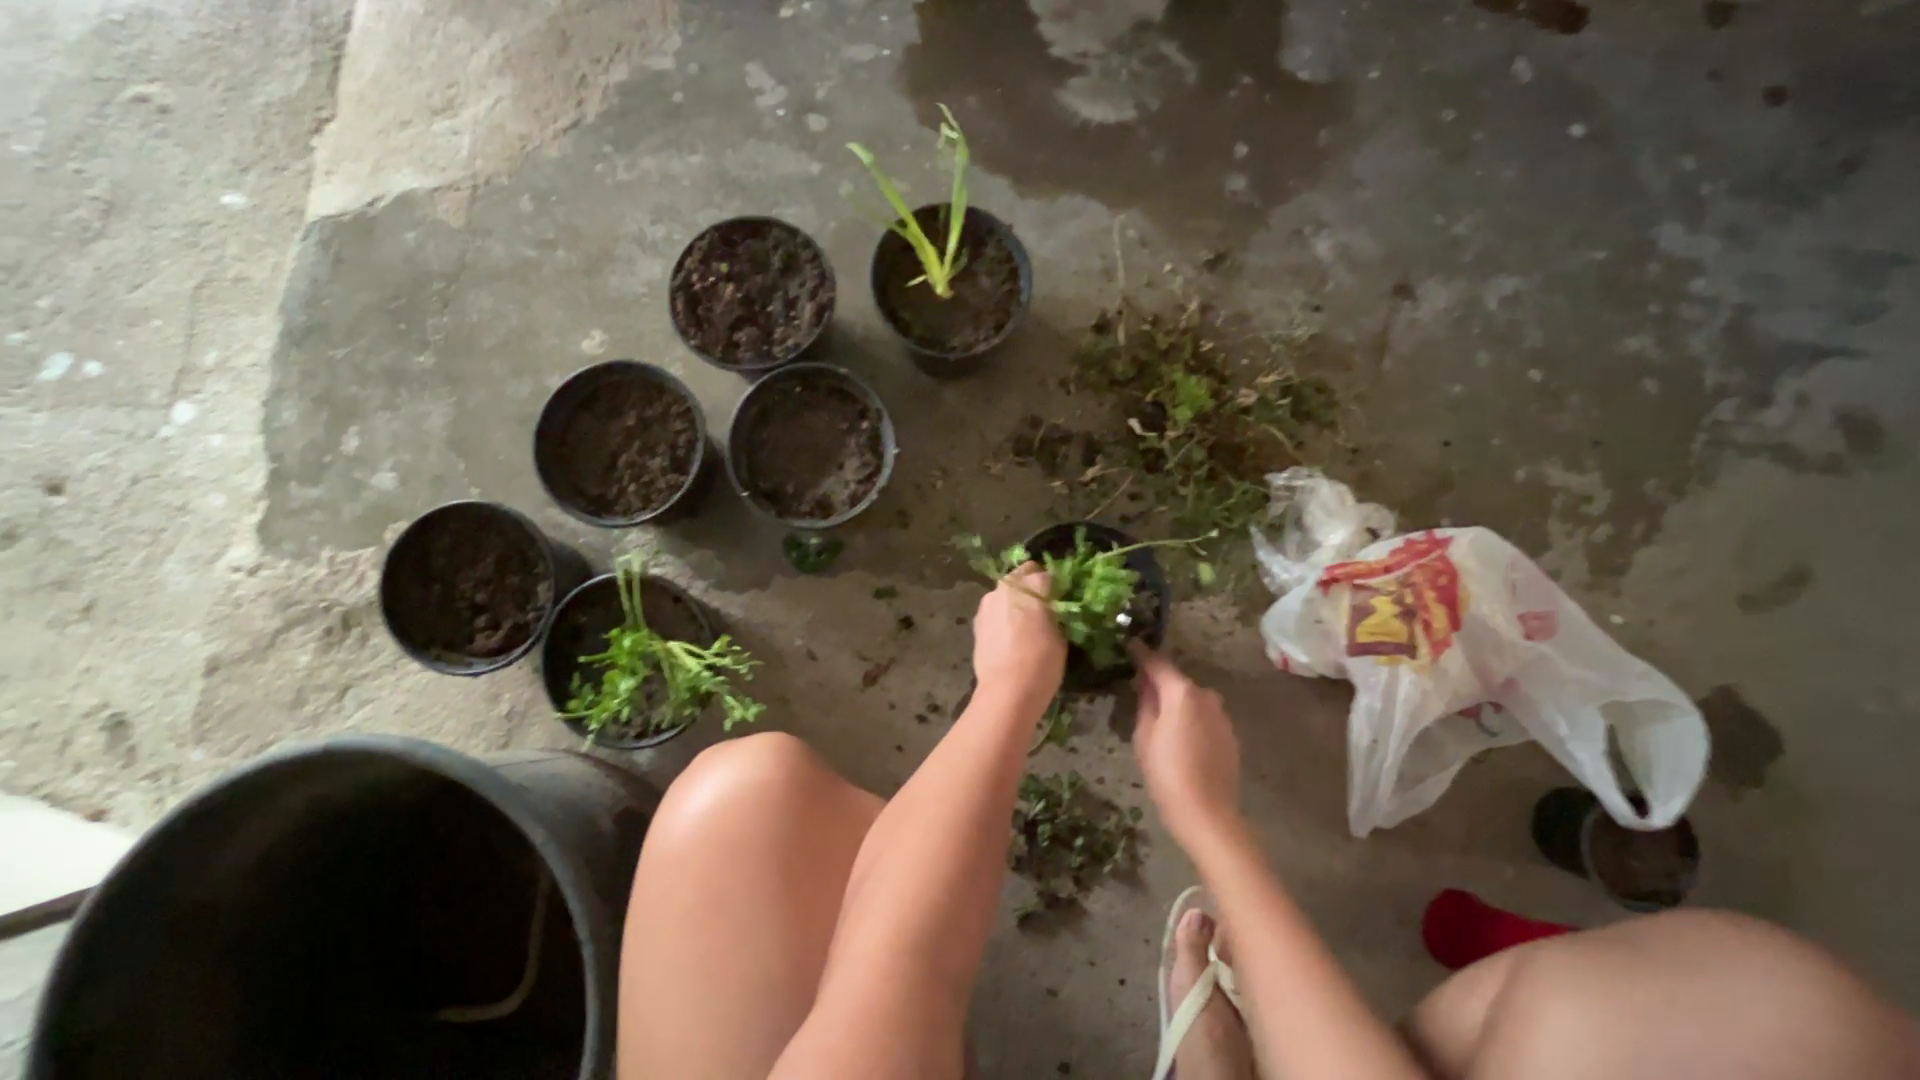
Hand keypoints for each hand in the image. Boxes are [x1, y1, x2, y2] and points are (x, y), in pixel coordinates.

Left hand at [971, 563, 1065, 706]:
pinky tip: (1010, 633)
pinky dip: (1003, 614)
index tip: (1063, 600)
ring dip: (1016, 599)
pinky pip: (995, 608)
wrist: (1006, 692)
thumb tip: (1052, 610)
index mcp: (1032, 585)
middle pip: (1023, 575)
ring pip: (1006, 591)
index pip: (1049, 575)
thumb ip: (1055, 615)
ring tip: (1026, 621)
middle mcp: (1007, 586)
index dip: (1058, 587)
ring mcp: (988, 602)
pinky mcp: (977, 620)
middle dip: (1034, 585)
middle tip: (1045, 606)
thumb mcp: (1061, 637)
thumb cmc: (1041, 664)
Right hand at [1130, 642, 1241, 847]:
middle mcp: (1206, 696)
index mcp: (1182, 692)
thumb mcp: (1144, 736)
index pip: (1158, 664)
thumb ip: (1146, 703)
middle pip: (1178, 683)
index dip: (1142, 654)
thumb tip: (1145, 683)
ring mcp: (1222, 716)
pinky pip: (1204, 718)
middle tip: (1139, 690)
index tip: (1130, 645)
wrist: (1207, 813)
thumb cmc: (1167, 773)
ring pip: (1193, 701)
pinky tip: (1180, 739)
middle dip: (1160, 683)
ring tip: (1159, 719)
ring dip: (1177, 703)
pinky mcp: (1230, 735)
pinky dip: (1191, 719)